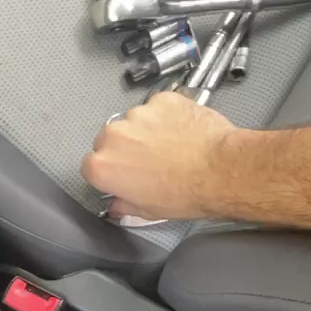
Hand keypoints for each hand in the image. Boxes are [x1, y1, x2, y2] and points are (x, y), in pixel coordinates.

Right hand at [82, 92, 243, 221]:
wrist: (220, 170)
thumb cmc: (184, 192)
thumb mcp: (146, 211)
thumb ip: (123, 205)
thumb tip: (118, 204)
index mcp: (103, 166)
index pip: (90, 165)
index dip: (106, 171)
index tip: (119, 175)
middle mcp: (114, 135)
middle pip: (108, 139)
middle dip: (124, 148)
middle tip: (147, 162)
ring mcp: (138, 114)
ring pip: (134, 121)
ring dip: (145, 131)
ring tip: (169, 146)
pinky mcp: (162, 99)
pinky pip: (157, 107)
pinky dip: (165, 117)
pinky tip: (180, 132)